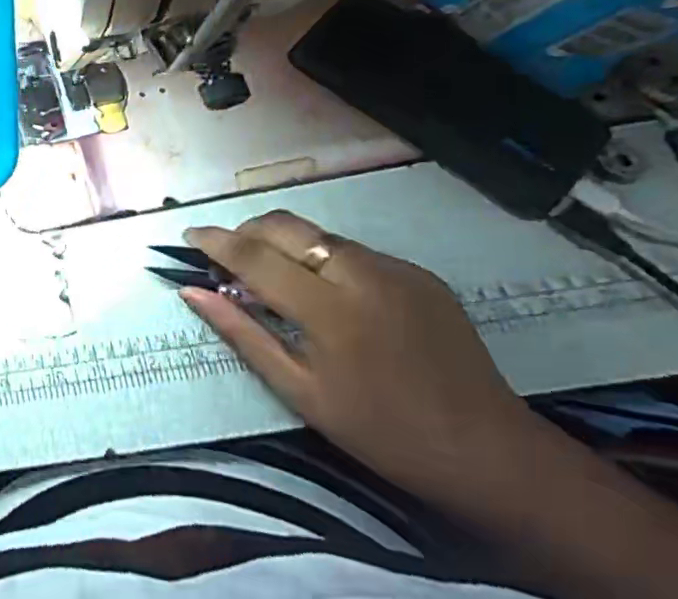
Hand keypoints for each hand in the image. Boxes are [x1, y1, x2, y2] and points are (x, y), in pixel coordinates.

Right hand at [184, 211, 546, 499]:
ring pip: (319, 235)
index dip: (216, 242)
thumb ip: (243, 334)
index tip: (189, 235)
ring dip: (284, 243)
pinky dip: (323, 259)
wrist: (487, 450)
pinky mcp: (418, 272)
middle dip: (247, 230)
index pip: (256, 256)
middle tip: (226, 255)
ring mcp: (395, 268)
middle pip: (286, 227)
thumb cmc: (381, 432)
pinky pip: (353, 252)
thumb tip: (193, 292)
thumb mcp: (301, 392)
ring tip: (271, 274)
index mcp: (329, 309)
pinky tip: (326, 293)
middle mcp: (361, 274)